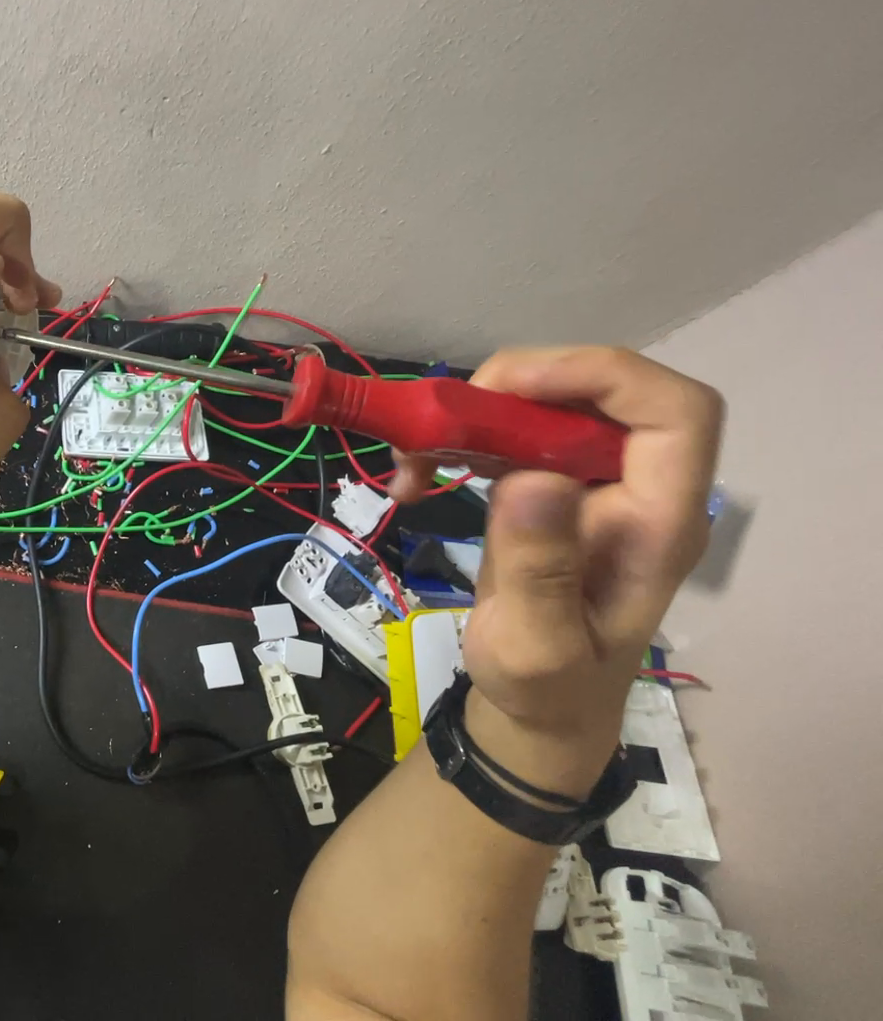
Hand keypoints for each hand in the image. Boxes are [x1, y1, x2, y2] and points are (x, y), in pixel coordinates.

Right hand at [392, 348, 722, 788]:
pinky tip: (416, 476)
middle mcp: (632, 490)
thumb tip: (534, 476)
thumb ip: (539, 566)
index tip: (505, 387)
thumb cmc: (545, 686)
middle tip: (436, 425)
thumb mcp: (537, 642)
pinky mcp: (544, 493)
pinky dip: (455, 442)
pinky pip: (507, 438)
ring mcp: (587, 488)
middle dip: (512, 391)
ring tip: (412, 460)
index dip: (598, 375)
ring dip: (470, 417)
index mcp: (656, 521)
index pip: (671, 411)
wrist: (535, 707)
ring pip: (543, 409)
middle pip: (600, 394)